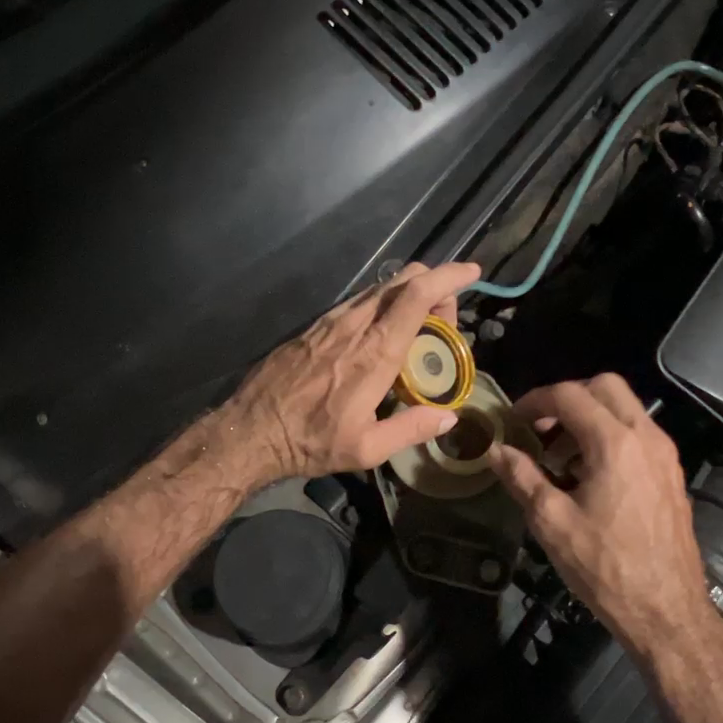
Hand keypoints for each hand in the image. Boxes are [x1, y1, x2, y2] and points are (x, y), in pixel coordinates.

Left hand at [226, 262, 481, 480]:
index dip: (449, 276)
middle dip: (434, 285)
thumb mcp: (368, 450)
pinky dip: (382, 305)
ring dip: (407, 294)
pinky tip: (382, 332)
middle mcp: (355, 326)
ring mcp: (331, 322)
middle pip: (402, 280)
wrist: (251, 430)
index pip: (417, 295)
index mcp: (375, 352)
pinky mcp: (315, 327)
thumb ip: (412, 430)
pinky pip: (358, 302)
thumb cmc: (311, 442)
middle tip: (445, 320)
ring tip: (418, 328)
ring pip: (379, 288)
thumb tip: (449, 417)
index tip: (472, 271)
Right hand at [487, 374, 714, 651]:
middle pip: (605, 386)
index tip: (512, 420)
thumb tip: (495, 450)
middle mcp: (646, 437)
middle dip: (567, 398)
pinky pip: (637, 434)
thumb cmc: (605, 567)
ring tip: (558, 457)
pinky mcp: (671, 474)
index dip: (534, 401)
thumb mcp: (551, 522)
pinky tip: (586, 476)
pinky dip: (609, 436)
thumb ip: (521, 477)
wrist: (667, 612)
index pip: (569, 395)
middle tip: (539, 429)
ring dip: (588, 418)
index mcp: (615, 443)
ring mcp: (665, 454)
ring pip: (625, 409)